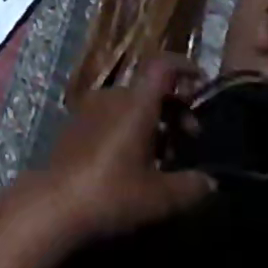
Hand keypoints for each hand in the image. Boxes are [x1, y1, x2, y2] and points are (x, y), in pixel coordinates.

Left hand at [40, 56, 215, 239]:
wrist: (57, 201)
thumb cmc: (112, 192)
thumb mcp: (160, 197)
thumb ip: (191, 186)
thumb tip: (210, 181)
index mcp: (134, 103)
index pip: (160, 66)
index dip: (183, 67)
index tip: (202, 80)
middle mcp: (112, 96)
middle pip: (148, 87)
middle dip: (175, 106)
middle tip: (192, 136)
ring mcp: (92, 106)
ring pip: (131, 102)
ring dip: (154, 119)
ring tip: (169, 154)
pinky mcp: (79, 122)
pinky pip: (113, 113)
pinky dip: (133, 125)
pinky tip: (139, 159)